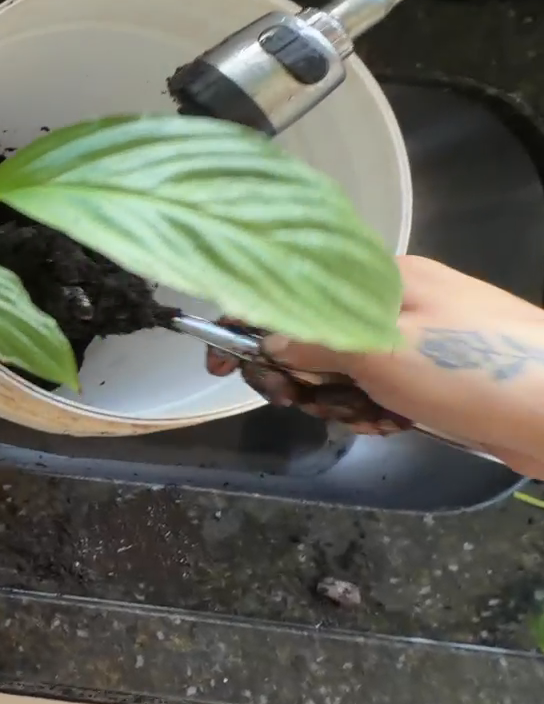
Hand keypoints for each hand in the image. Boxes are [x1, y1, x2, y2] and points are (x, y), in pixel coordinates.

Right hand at [206, 256, 543, 476]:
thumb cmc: (481, 371)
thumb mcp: (380, 352)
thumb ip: (308, 342)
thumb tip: (262, 343)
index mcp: (381, 280)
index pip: (287, 294)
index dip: (245, 328)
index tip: (222, 366)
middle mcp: (392, 303)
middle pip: (303, 337)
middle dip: (296, 376)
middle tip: (303, 401)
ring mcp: (412, 340)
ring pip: (330, 369)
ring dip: (333, 400)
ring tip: (367, 416)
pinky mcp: (426, 375)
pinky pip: (364, 389)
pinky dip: (364, 410)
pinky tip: (388, 422)